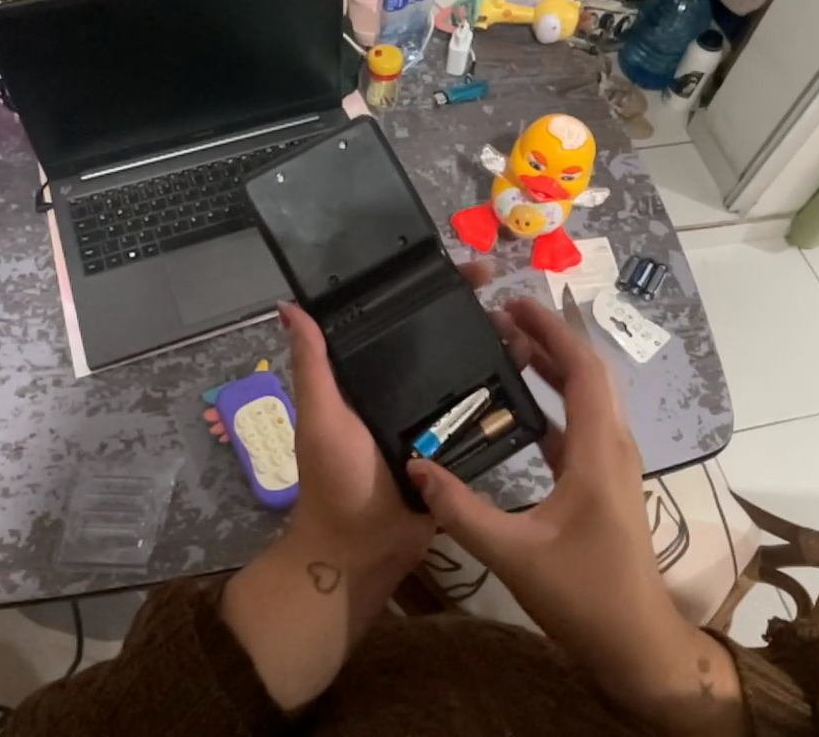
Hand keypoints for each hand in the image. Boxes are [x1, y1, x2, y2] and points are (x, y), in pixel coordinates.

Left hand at [221, 261, 492, 709]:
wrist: (362, 549)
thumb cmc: (335, 477)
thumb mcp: (320, 414)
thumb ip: (312, 364)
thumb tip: (289, 305)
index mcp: (368, 375)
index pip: (398, 320)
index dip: (424, 291)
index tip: (456, 268)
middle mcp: (402, 389)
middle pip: (439, 340)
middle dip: (470, 314)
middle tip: (504, 293)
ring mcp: (433, 417)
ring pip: (466, 371)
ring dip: (493, 347)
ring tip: (523, 327)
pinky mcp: (458, 446)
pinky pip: (481, 412)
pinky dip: (501, 391)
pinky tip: (529, 369)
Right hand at [406, 299, 744, 735]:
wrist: (637, 644)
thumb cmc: (584, 594)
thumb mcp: (513, 554)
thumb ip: (461, 510)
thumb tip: (415, 466)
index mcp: (598, 451)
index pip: (582, 369)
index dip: (552, 330)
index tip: (515, 304)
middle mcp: (613, 446)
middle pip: (588, 373)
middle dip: (550, 338)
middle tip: (503, 316)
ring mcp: (613, 462)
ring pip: (587, 396)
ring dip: (553, 366)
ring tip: (508, 345)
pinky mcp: (605, 479)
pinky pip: (580, 423)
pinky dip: (552, 400)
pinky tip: (517, 403)